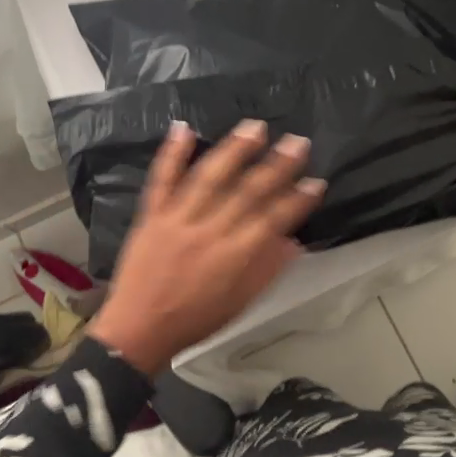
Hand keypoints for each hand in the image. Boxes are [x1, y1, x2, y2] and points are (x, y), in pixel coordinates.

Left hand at [87, 119, 325, 374]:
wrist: (139, 328)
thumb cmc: (195, 319)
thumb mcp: (239, 302)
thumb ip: (267, 270)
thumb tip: (295, 242)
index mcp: (235, 256)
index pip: (274, 219)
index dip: (298, 200)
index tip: (316, 181)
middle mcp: (210, 232)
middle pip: (248, 192)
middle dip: (276, 166)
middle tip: (297, 141)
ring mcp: (178, 219)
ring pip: (210, 177)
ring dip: (234, 150)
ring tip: (255, 127)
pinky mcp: (152, 214)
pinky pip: (162, 179)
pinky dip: (172, 153)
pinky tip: (183, 128)